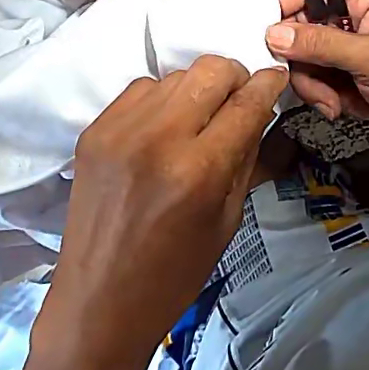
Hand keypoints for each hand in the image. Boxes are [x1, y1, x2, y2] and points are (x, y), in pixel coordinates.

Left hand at [36, 57, 287, 369]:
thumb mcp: (226, 220)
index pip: (247, 103)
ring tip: (197, 120)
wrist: (98, 299)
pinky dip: (159, 100)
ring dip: (195, 90)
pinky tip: (162, 128)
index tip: (275, 79)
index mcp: (199, 170)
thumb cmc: (173, 274)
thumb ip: (246, 157)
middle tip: (238, 100)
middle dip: (234, 78)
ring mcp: (119, 129)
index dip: (268, 86)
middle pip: (210, 70)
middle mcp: (158, 137)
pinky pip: (139, 91)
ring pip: (174, 76)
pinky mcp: (93, 130)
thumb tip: (260, 110)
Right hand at [266, 0, 368, 152]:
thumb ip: (323, 43)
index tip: (269, 33)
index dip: (284, 6)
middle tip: (306, 76)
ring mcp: (342, 40)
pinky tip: (335, 102)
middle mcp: (351, 13)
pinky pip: (305, 72)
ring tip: (330, 97)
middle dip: (299, 56)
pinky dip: (314, 91)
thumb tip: (278, 33)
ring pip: (296, 52)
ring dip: (307, 80)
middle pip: (296, 22)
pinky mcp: (336, 65)